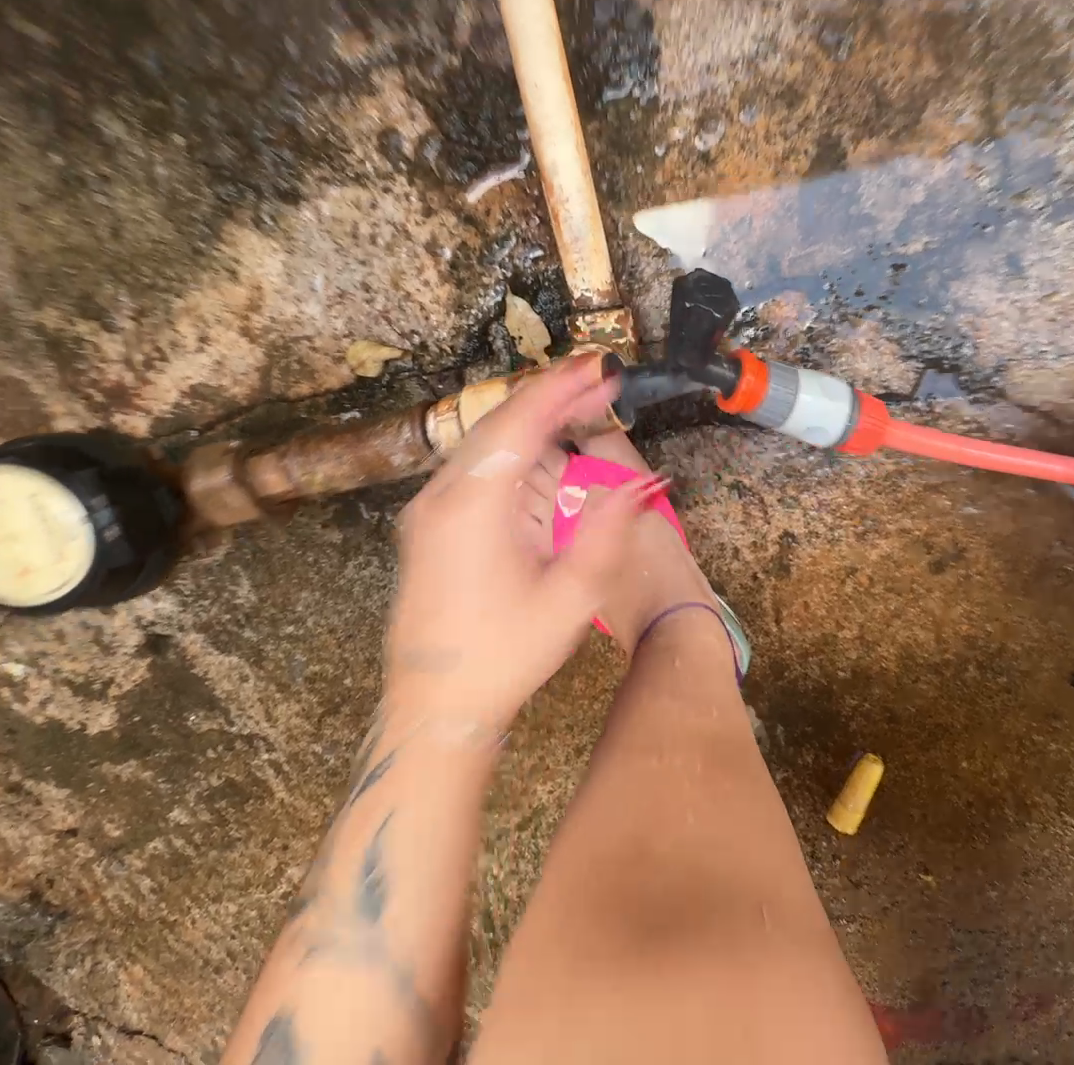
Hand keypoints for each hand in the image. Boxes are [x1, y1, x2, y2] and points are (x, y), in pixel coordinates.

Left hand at [383, 359, 653, 725]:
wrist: (436, 707)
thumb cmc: (506, 654)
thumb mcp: (572, 596)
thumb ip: (609, 532)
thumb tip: (644, 482)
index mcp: (472, 506)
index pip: (520, 422)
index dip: (564, 387)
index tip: (603, 366)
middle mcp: (441, 497)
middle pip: (499, 423)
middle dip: (553, 396)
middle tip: (604, 381)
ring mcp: (429, 511)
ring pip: (484, 442)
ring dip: (534, 420)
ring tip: (584, 406)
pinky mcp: (431, 527)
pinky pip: (475, 468)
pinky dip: (515, 448)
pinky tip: (544, 451)